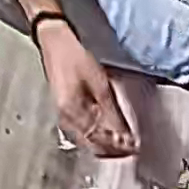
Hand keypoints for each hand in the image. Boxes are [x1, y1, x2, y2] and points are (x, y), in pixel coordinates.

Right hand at [35, 18, 135, 157]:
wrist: (55, 39)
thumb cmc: (76, 59)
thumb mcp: (101, 87)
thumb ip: (113, 115)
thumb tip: (125, 138)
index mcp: (72, 111)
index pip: (97, 140)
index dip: (116, 147)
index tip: (133, 148)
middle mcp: (65, 115)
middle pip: (91, 143)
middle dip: (112, 148)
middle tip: (131, 148)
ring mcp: (63, 111)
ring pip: (87, 137)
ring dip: (106, 141)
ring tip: (124, 141)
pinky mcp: (66, 106)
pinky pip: (83, 127)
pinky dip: (98, 131)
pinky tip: (109, 130)